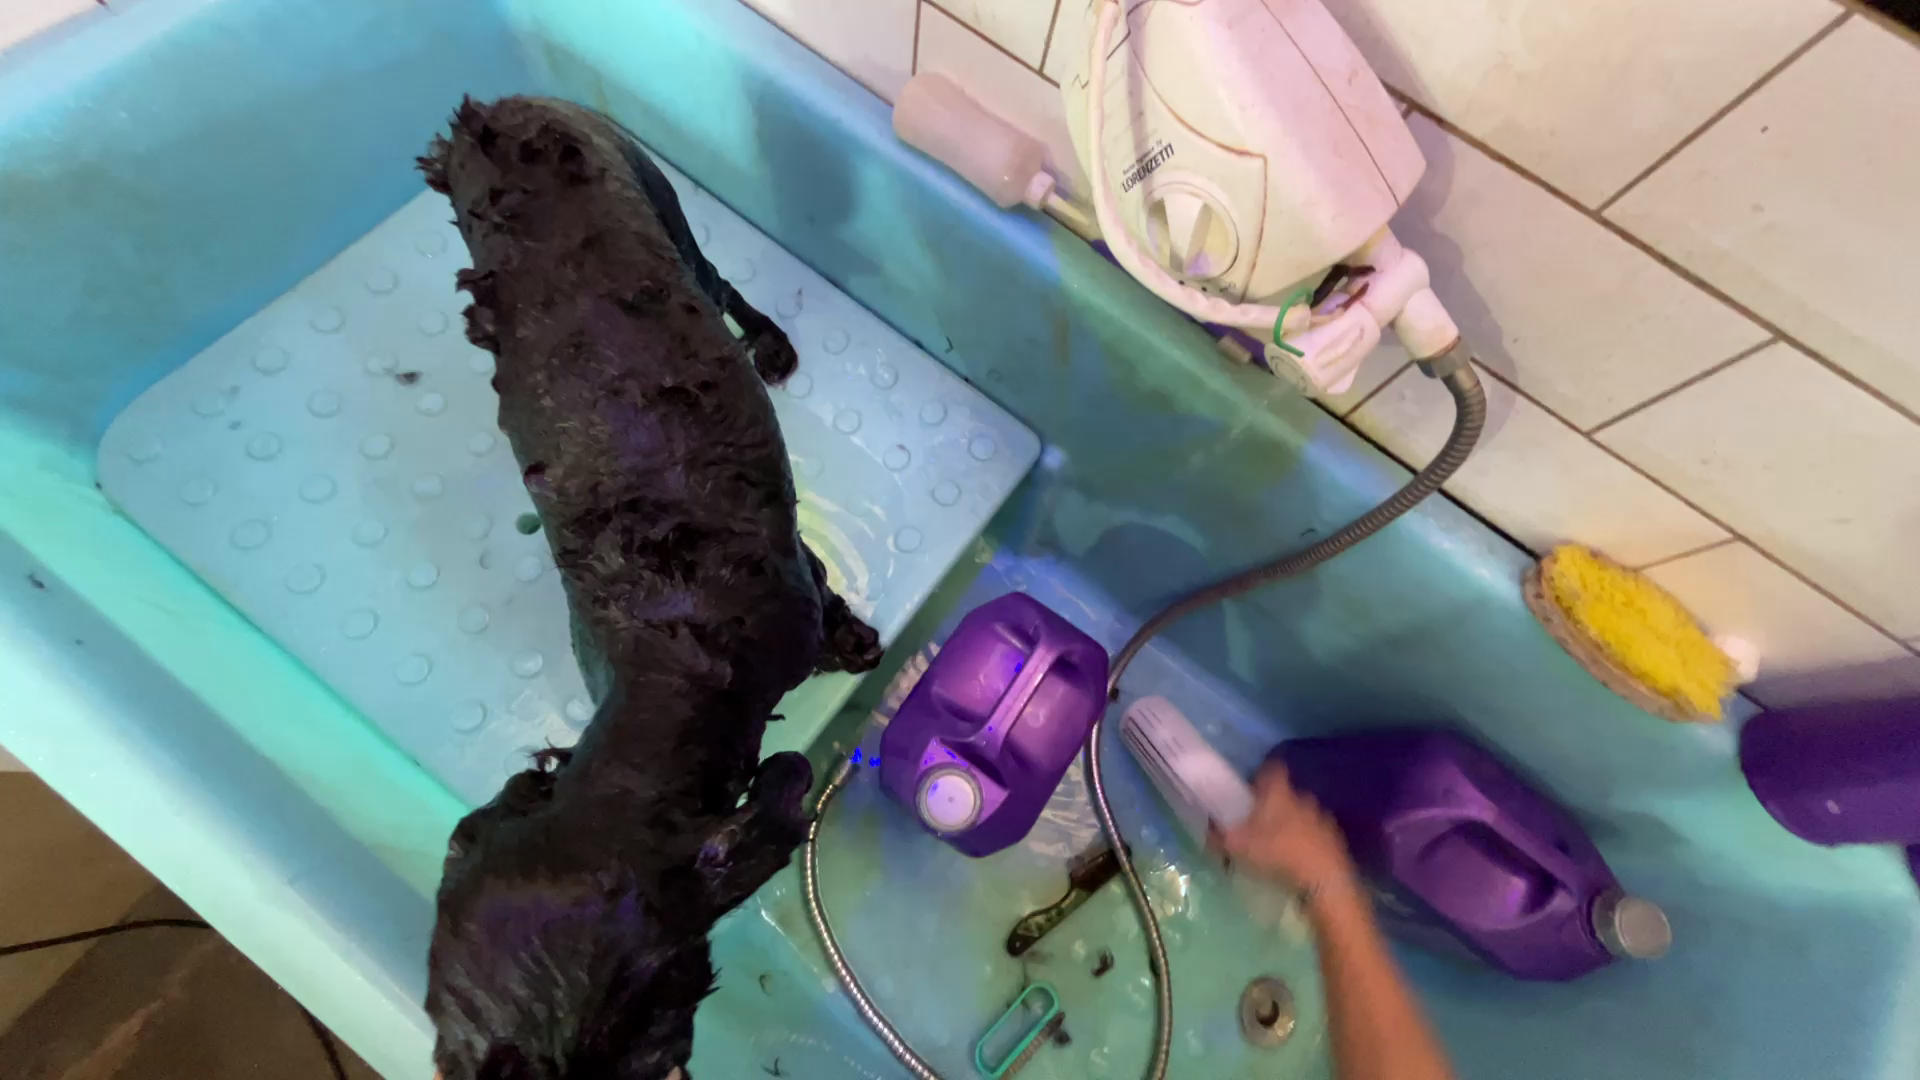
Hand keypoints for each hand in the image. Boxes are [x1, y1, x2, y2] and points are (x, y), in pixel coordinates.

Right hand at [1212, 763, 1358, 905]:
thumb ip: (1218, 836)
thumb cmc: (1277, 854)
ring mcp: (1323, 819)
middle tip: (1260, 821)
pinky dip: (1309, 842)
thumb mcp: (1237, 847)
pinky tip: (1300, 860)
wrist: (1324, 882)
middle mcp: (1302, 798)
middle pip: (1287, 793)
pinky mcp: (1337, 840)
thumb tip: (1206, 829)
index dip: (1261, 775)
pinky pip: (1318, 834)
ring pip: (1304, 814)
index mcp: (1278, 793)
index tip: (1251, 788)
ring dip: (1294, 824)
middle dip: (1275, 804)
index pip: (1271, 770)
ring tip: (1281, 844)